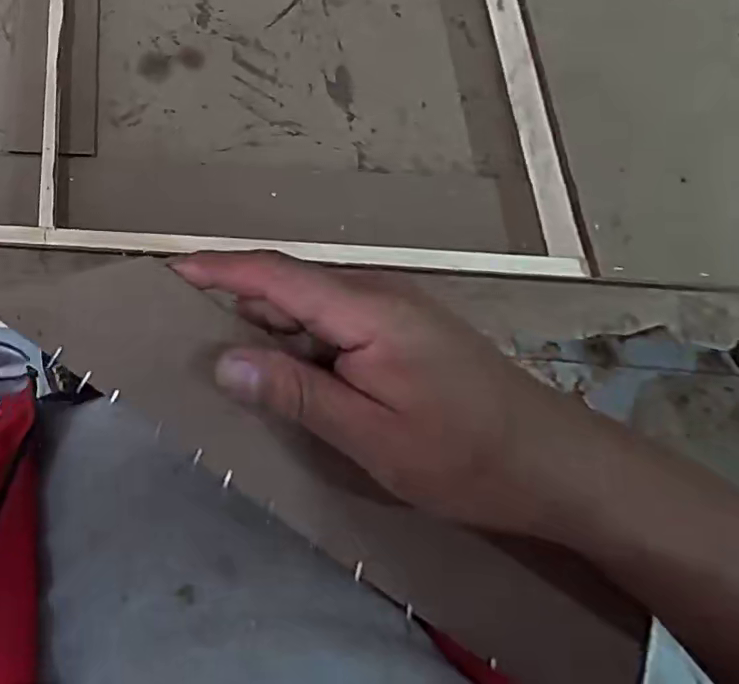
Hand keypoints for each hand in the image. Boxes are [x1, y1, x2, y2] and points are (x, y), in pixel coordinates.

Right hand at [170, 250, 614, 536]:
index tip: (169, 268)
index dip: (217, 268)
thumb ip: (294, 392)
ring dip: (264, 323)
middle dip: (232, 299)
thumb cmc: (468, 458)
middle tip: (187, 326)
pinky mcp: (399, 325)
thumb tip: (224, 362)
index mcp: (365, 310)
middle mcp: (374, 292)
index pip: (273, 274)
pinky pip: (328, 318)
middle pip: (284, 283)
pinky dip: (295, 337)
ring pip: (305, 302)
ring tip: (228, 353)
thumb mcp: (371, 437)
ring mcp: (390, 306)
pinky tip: (285, 368)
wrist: (569, 471)